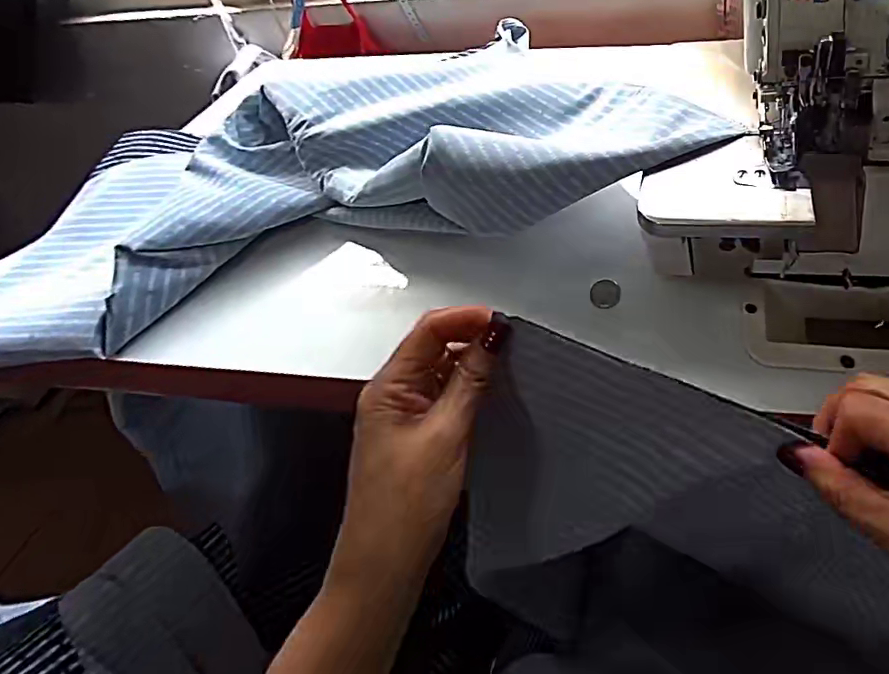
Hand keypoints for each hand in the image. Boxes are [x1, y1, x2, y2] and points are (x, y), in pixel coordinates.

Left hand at [333, 305, 503, 591]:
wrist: (382, 569)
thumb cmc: (399, 513)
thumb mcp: (445, 437)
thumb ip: (469, 383)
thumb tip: (490, 340)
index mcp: (387, 387)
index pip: (427, 330)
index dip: (463, 318)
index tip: (497, 320)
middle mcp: (391, 394)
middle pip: (432, 345)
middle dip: (469, 336)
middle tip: (506, 340)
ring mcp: (402, 413)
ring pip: (439, 369)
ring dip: (469, 361)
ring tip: (502, 363)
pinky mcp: (415, 432)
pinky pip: (442, 394)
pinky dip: (465, 387)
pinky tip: (486, 392)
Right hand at [782, 376, 888, 673]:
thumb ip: (837, 487)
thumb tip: (796, 453)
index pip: (854, 407)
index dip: (834, 442)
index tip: (840, 478)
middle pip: (865, 387)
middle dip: (843, 425)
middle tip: (845, 471)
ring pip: (882, 392)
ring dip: (863, 425)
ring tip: (874, 475)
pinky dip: (885, 429)